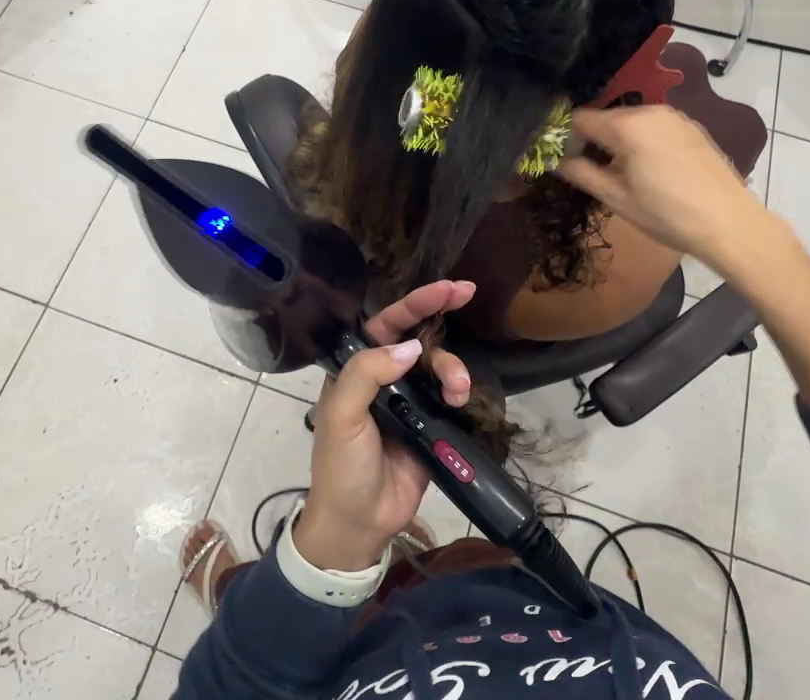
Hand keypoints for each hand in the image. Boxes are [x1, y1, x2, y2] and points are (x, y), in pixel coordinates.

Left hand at [294, 280, 475, 571]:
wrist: (360, 524)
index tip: (448, 287)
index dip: (415, 302)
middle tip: (468, 294)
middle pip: (417, 337)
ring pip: (438, 366)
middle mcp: (383, 378)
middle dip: (442, 319)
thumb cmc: (341, 465)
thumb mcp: (342, 416)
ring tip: (457, 389)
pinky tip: (460, 400)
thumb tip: (411, 345)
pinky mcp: (430, 425)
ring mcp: (409, 401)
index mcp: (356, 369)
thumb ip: (367, 374)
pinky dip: (459, 391)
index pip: (385, 324)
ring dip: (452, 367)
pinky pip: (449, 396)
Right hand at [557, 106, 776, 267]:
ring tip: (624, 174)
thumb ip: (581, 174)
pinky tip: (652, 170)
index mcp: (626, 126)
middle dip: (594, 140)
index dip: (567, 139)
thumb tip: (557, 160)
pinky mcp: (692, 127)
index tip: (568, 162)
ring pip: (631, 122)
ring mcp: (674, 117)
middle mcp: (649, 111)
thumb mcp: (616, 198)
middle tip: (594, 172)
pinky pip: (654, 127)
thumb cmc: (666, 214)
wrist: (729, 223)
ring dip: (619, 141)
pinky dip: (643, 141)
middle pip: (606, 118)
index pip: (580, 119)